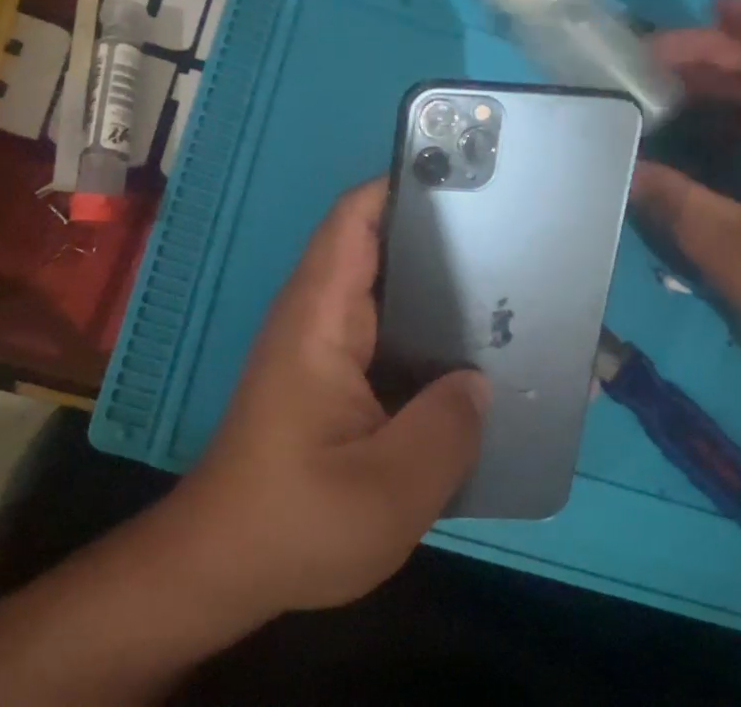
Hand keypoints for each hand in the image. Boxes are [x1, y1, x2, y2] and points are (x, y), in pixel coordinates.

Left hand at [164, 180, 488, 617]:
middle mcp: (313, 320)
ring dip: (434, 292)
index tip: (470, 176)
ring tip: (514, 295)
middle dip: (438, 238)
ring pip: (380, 296)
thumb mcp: (390, 487)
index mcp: (319, 320)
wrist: (220, 565)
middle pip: (373, 249)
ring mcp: (315, 352)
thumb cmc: (294, 522)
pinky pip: (378, 339)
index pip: (353, 221)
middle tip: (520, 240)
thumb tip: (478, 381)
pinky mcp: (321, 384)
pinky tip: (471, 365)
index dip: (403, 185)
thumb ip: (448, 428)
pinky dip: (420, 339)